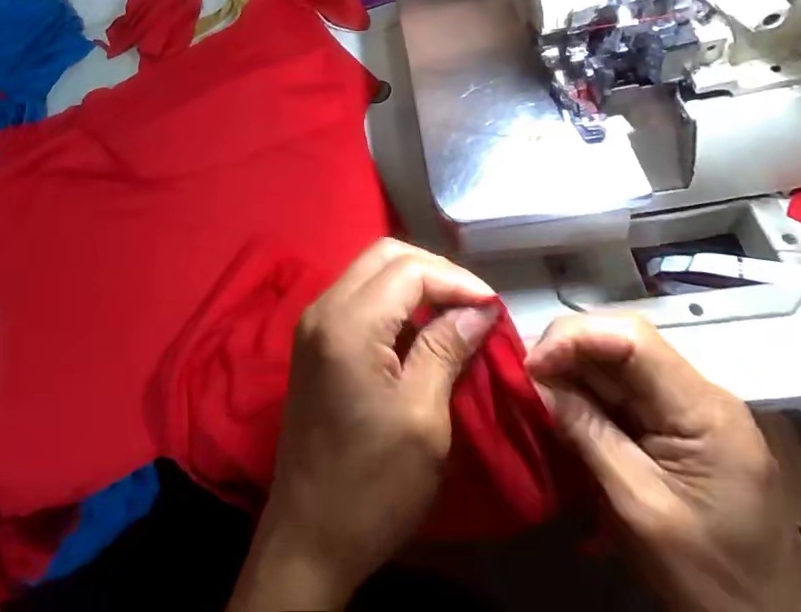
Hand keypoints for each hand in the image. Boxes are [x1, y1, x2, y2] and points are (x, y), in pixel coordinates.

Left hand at [228, 240, 500, 610]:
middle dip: (437, 271)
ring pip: (372, 272)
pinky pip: (361, 298)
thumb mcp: (423, 417)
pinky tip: (424, 329)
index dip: (458, 281)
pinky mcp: (315, 347)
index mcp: (347, 325)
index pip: (410, 269)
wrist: (307, 544)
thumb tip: (482, 309)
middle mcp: (323, 311)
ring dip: (417, 284)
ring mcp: (314, 327)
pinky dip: (397, 302)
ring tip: (456, 314)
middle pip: (387, 256)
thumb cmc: (372, 486)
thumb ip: (448, 348)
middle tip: (474, 306)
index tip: (493, 310)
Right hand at [527, 314, 800, 611]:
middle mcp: (702, 392)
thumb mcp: (641, 510)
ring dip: (579, 374)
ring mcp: (697, 409)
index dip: (575, 337)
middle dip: (571, 352)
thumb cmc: (710, 575)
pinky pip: (634, 396)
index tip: (530, 365)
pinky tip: (567, 409)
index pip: (633, 339)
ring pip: (626, 367)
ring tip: (536, 391)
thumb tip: (539, 384)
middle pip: (628, 345)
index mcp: (703, 406)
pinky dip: (596, 398)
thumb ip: (591, 438)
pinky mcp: (687, 429)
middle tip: (525, 378)